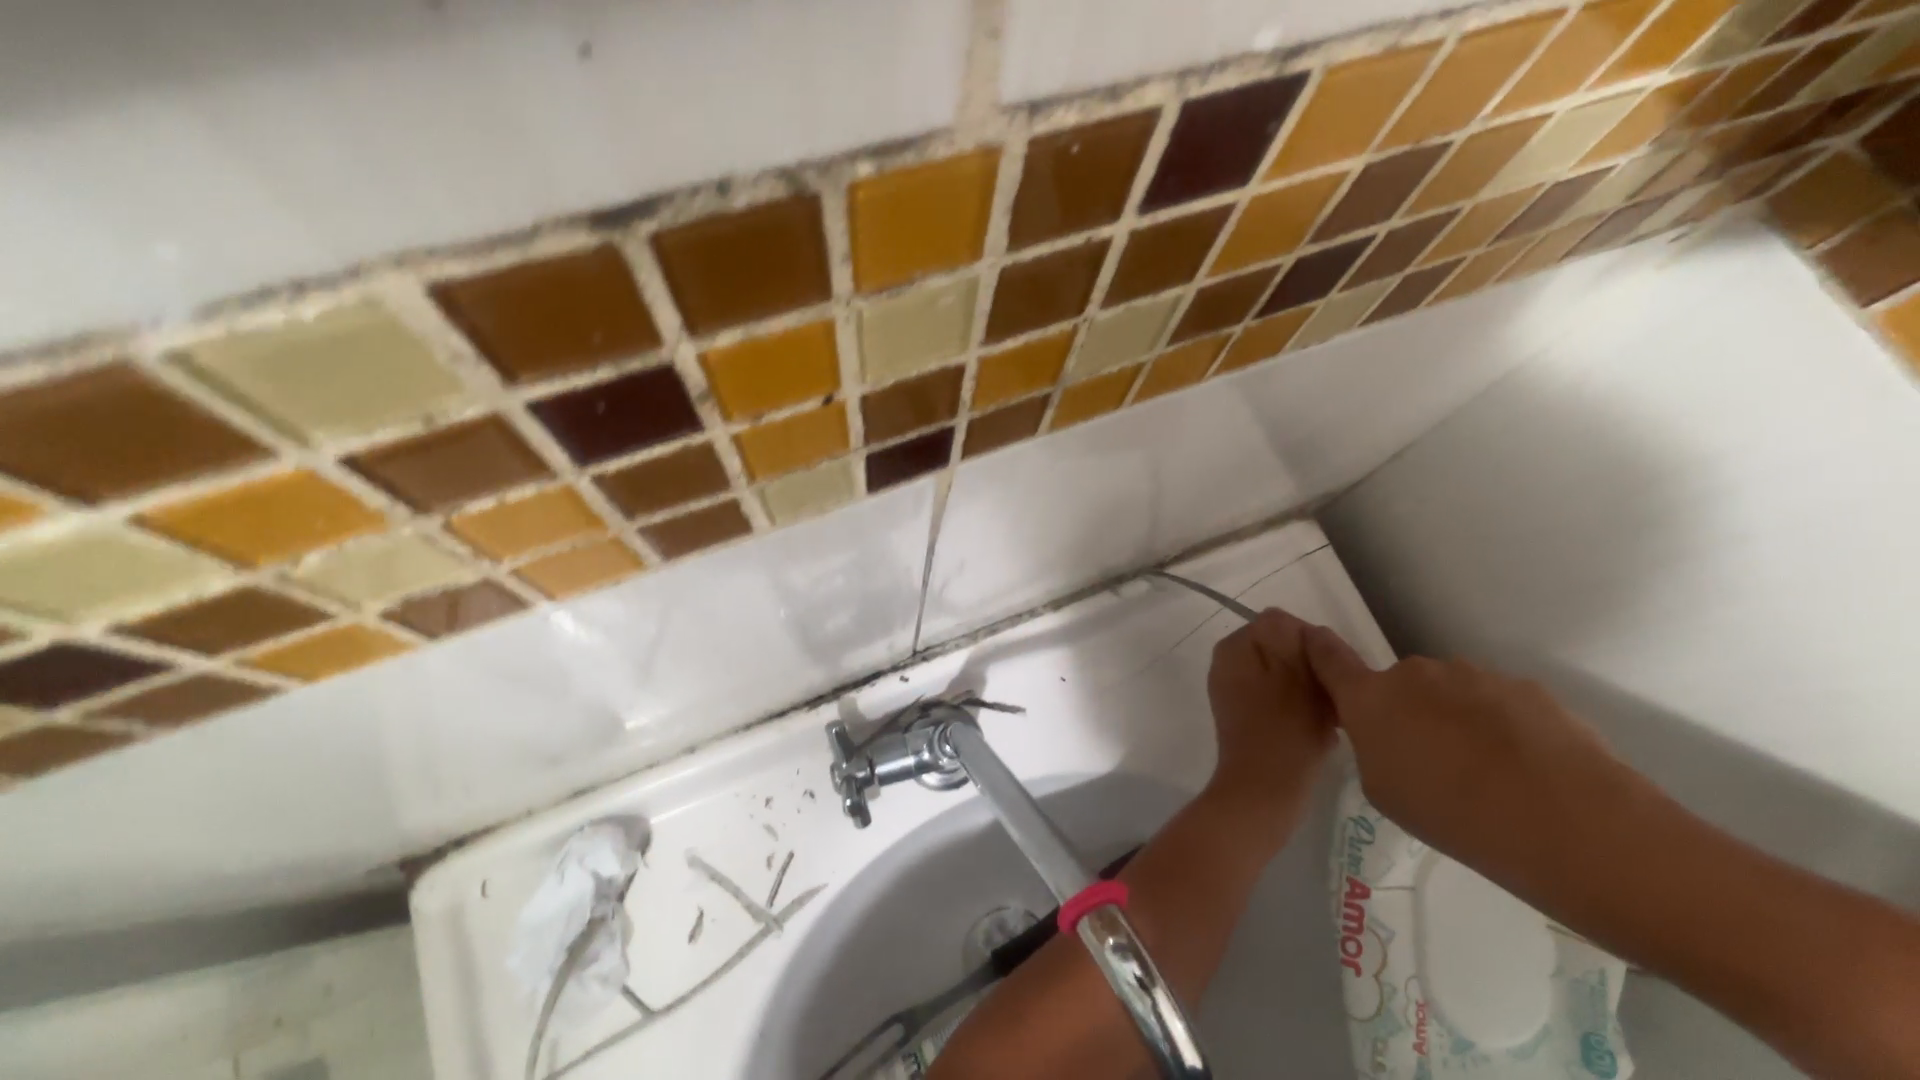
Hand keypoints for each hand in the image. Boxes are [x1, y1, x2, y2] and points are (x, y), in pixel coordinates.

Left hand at [1205, 609, 1337, 821]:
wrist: (1265, 792)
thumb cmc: (1286, 729)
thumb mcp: (1294, 670)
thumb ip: (1290, 636)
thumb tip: (1291, 626)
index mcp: (1234, 647)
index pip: (1286, 624)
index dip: (1316, 646)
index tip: (1335, 673)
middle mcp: (1229, 665)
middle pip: (1287, 651)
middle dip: (1315, 671)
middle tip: (1337, 699)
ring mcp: (1236, 693)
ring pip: (1290, 679)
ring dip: (1314, 694)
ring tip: (1331, 718)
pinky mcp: (1248, 721)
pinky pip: (1283, 704)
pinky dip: (1304, 714)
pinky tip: (1321, 732)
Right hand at [1302, 625, 1657, 898]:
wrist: (1559, 817)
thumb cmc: (1449, 812)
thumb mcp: (1384, 790)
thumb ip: (1376, 749)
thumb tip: (1395, 734)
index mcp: (1371, 699)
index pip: (1331, 658)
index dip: (1319, 649)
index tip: (1310, 638)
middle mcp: (1417, 674)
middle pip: (1403, 686)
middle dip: (1411, 713)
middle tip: (1433, 763)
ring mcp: (1475, 676)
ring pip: (1453, 695)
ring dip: (1459, 722)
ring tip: (1488, 776)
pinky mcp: (1526, 688)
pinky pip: (1499, 706)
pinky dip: (1503, 731)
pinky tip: (1525, 772)